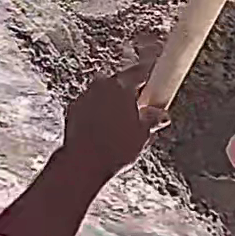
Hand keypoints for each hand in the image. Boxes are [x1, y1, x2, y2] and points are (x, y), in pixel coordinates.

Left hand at [59, 62, 164, 182]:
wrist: (84, 162)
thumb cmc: (115, 148)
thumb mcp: (142, 135)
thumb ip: (152, 119)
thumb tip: (161, 115)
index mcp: (121, 87)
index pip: (137, 73)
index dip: (146, 75)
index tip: (150, 76)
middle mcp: (101, 85)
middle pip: (118, 82)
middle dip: (127, 92)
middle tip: (136, 108)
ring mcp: (86, 96)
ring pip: (102, 92)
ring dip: (110, 101)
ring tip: (118, 123)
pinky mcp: (73, 108)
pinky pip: (89, 105)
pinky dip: (96, 111)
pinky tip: (102, 128)